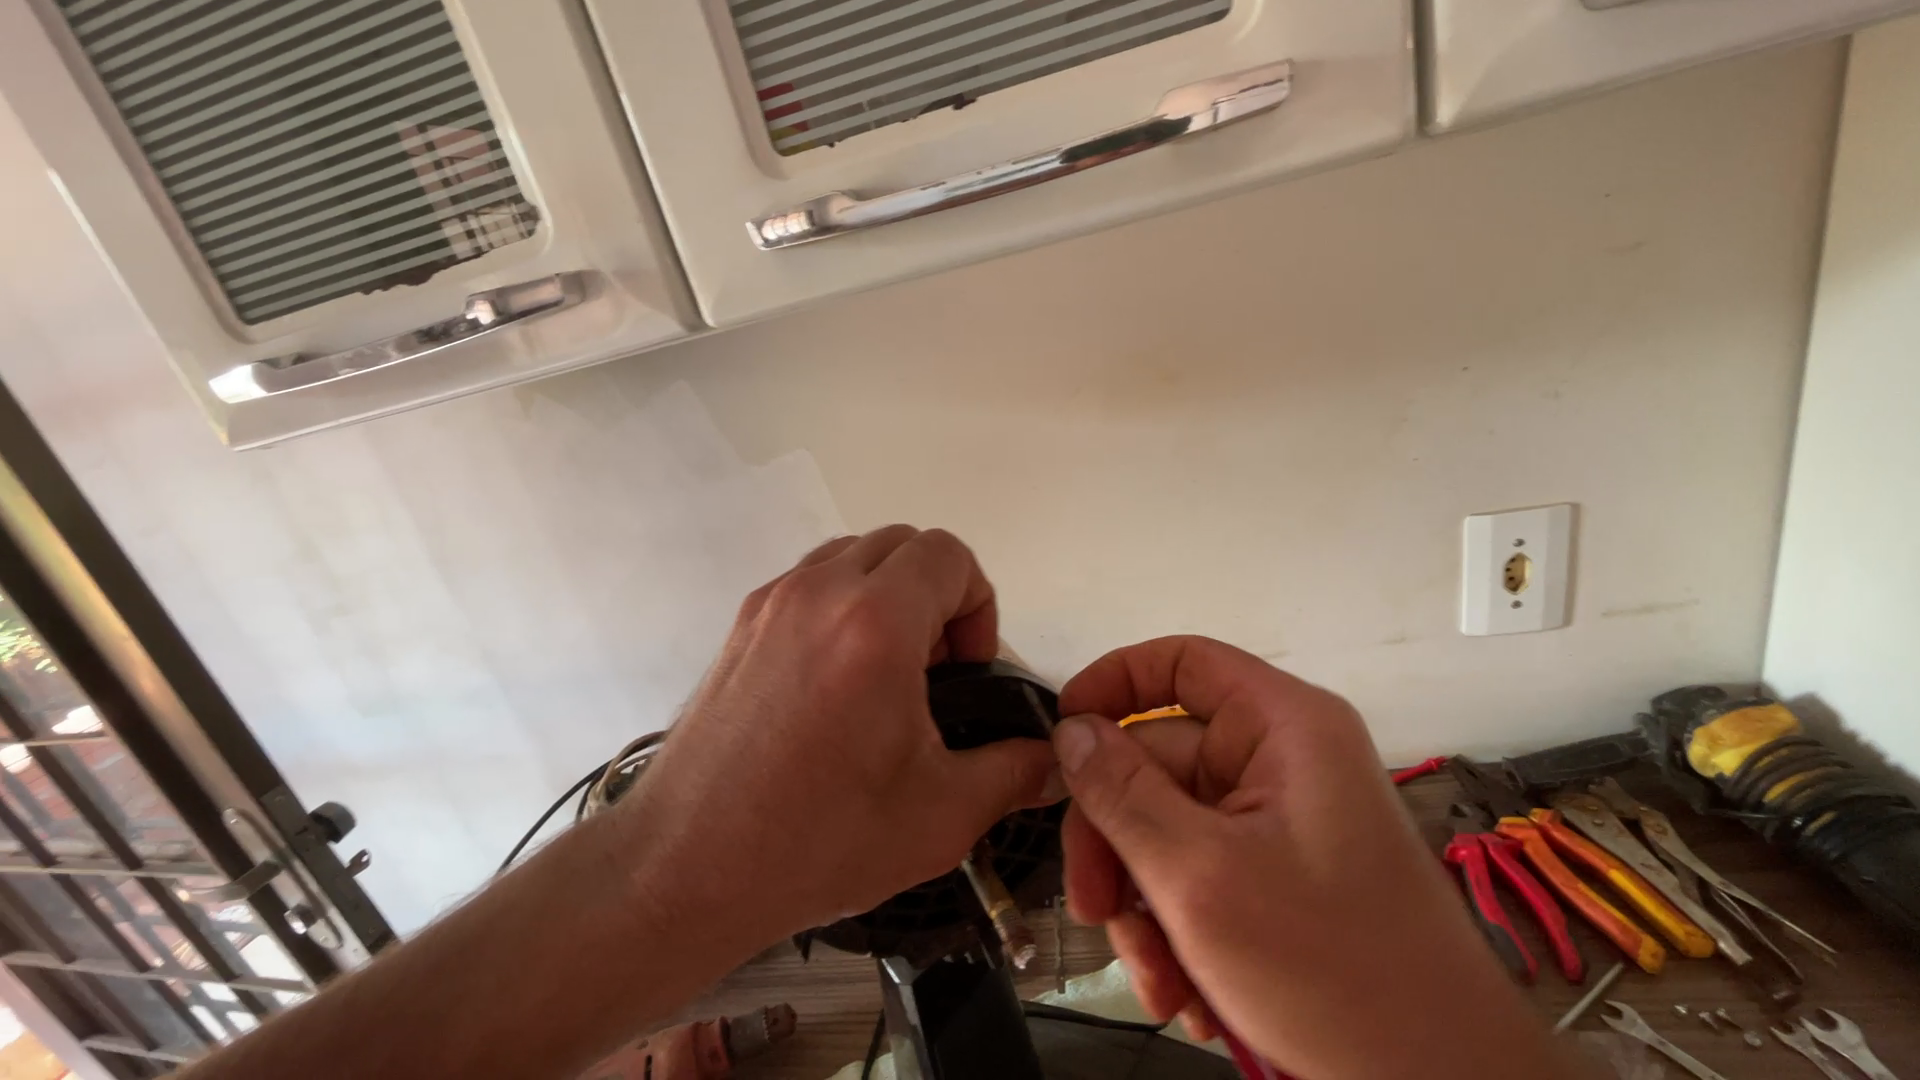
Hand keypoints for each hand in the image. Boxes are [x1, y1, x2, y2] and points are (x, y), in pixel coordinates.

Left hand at [618, 526, 1060, 940]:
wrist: (685, 869)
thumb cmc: (818, 841)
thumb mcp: (941, 815)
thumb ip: (1014, 773)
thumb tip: (1054, 760)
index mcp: (874, 623)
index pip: (949, 555)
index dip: (978, 606)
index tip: (967, 671)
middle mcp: (819, 592)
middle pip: (905, 544)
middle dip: (939, 594)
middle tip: (936, 671)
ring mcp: (771, 603)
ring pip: (854, 555)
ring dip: (889, 593)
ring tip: (888, 672)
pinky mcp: (740, 626)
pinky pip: (811, 581)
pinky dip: (843, 605)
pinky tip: (837, 683)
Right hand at [1053, 636, 1583, 1079]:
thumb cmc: (1328, 970)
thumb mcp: (1199, 877)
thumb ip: (1121, 793)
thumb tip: (1068, 729)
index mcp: (1282, 727)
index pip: (1180, 663)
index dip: (1111, 685)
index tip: (1059, 740)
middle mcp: (1280, 762)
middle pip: (1157, 763)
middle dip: (1118, 845)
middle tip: (1093, 912)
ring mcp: (1279, 822)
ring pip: (1166, 830)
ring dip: (1143, 904)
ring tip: (1158, 982)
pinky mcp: (1278, 877)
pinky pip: (1196, 874)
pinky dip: (1176, 929)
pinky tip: (1187, 993)